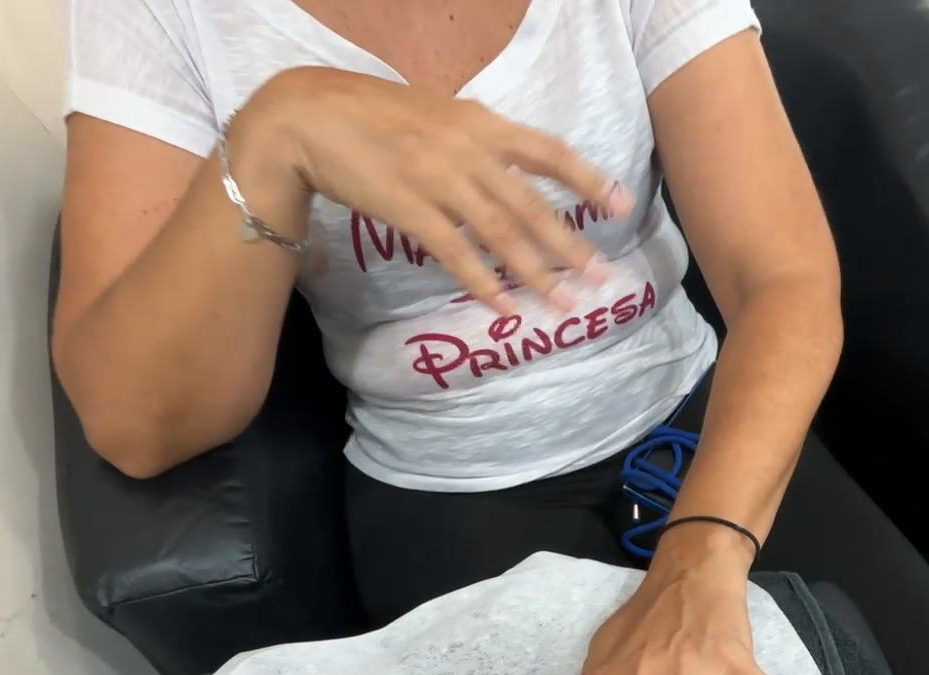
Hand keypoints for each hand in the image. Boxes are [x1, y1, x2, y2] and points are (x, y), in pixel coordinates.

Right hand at [234, 67, 626, 311]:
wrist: (308, 117)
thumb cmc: (373, 116)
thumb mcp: (438, 115)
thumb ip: (478, 141)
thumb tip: (512, 170)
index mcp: (479, 121)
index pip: (547, 151)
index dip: (586, 179)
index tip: (620, 203)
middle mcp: (468, 148)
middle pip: (532, 204)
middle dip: (570, 244)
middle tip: (602, 276)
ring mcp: (439, 178)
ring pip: (501, 233)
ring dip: (536, 272)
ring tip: (564, 301)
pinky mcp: (409, 207)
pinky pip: (456, 253)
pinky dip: (483, 281)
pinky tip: (505, 305)